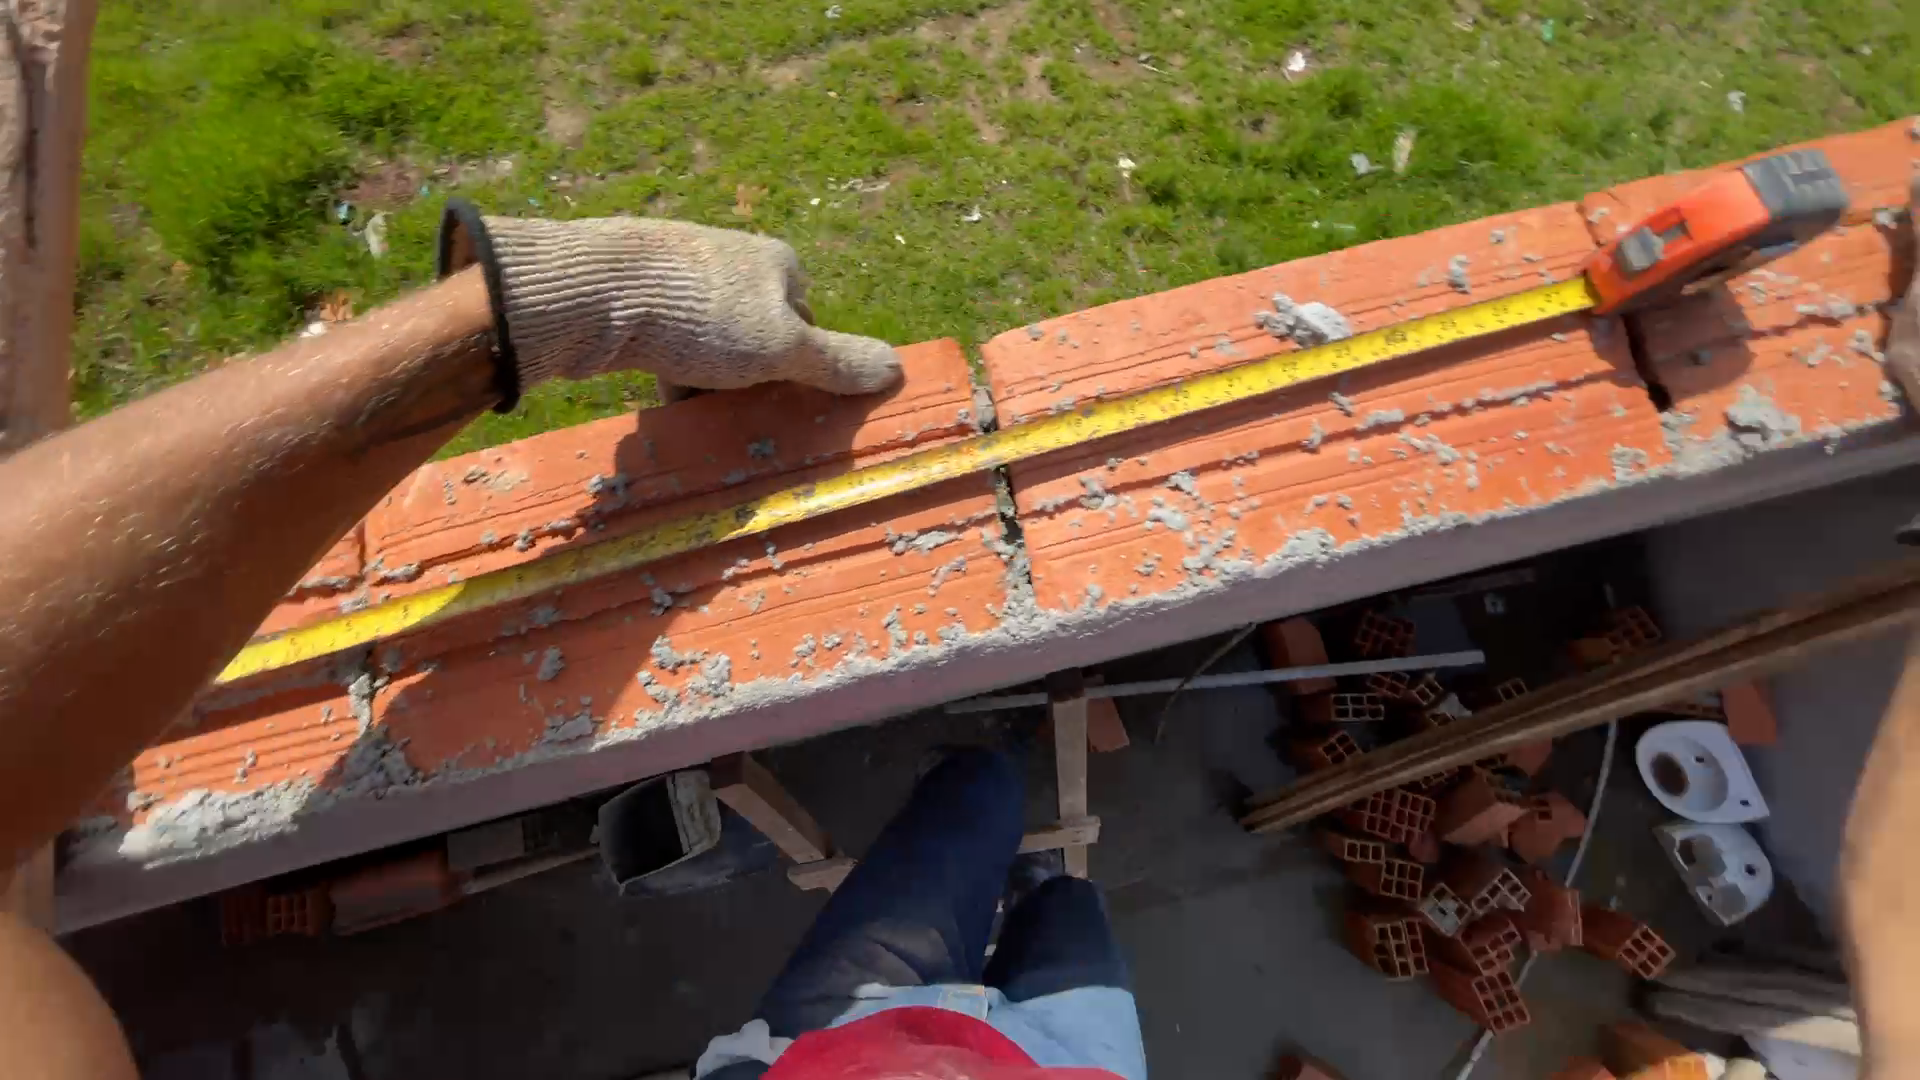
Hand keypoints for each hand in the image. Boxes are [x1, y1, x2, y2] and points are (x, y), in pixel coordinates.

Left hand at [440, 202, 902, 401]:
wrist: (592, 292)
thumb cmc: (703, 317)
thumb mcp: (784, 347)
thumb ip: (838, 362)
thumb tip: (899, 367)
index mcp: (780, 264)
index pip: (810, 325)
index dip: (802, 367)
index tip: (783, 397)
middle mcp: (738, 261)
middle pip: (763, 338)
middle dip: (755, 377)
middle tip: (742, 411)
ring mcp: (688, 273)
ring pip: (718, 345)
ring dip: (715, 381)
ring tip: (701, 407)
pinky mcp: (646, 291)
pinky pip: (678, 342)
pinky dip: (678, 372)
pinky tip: (668, 393)